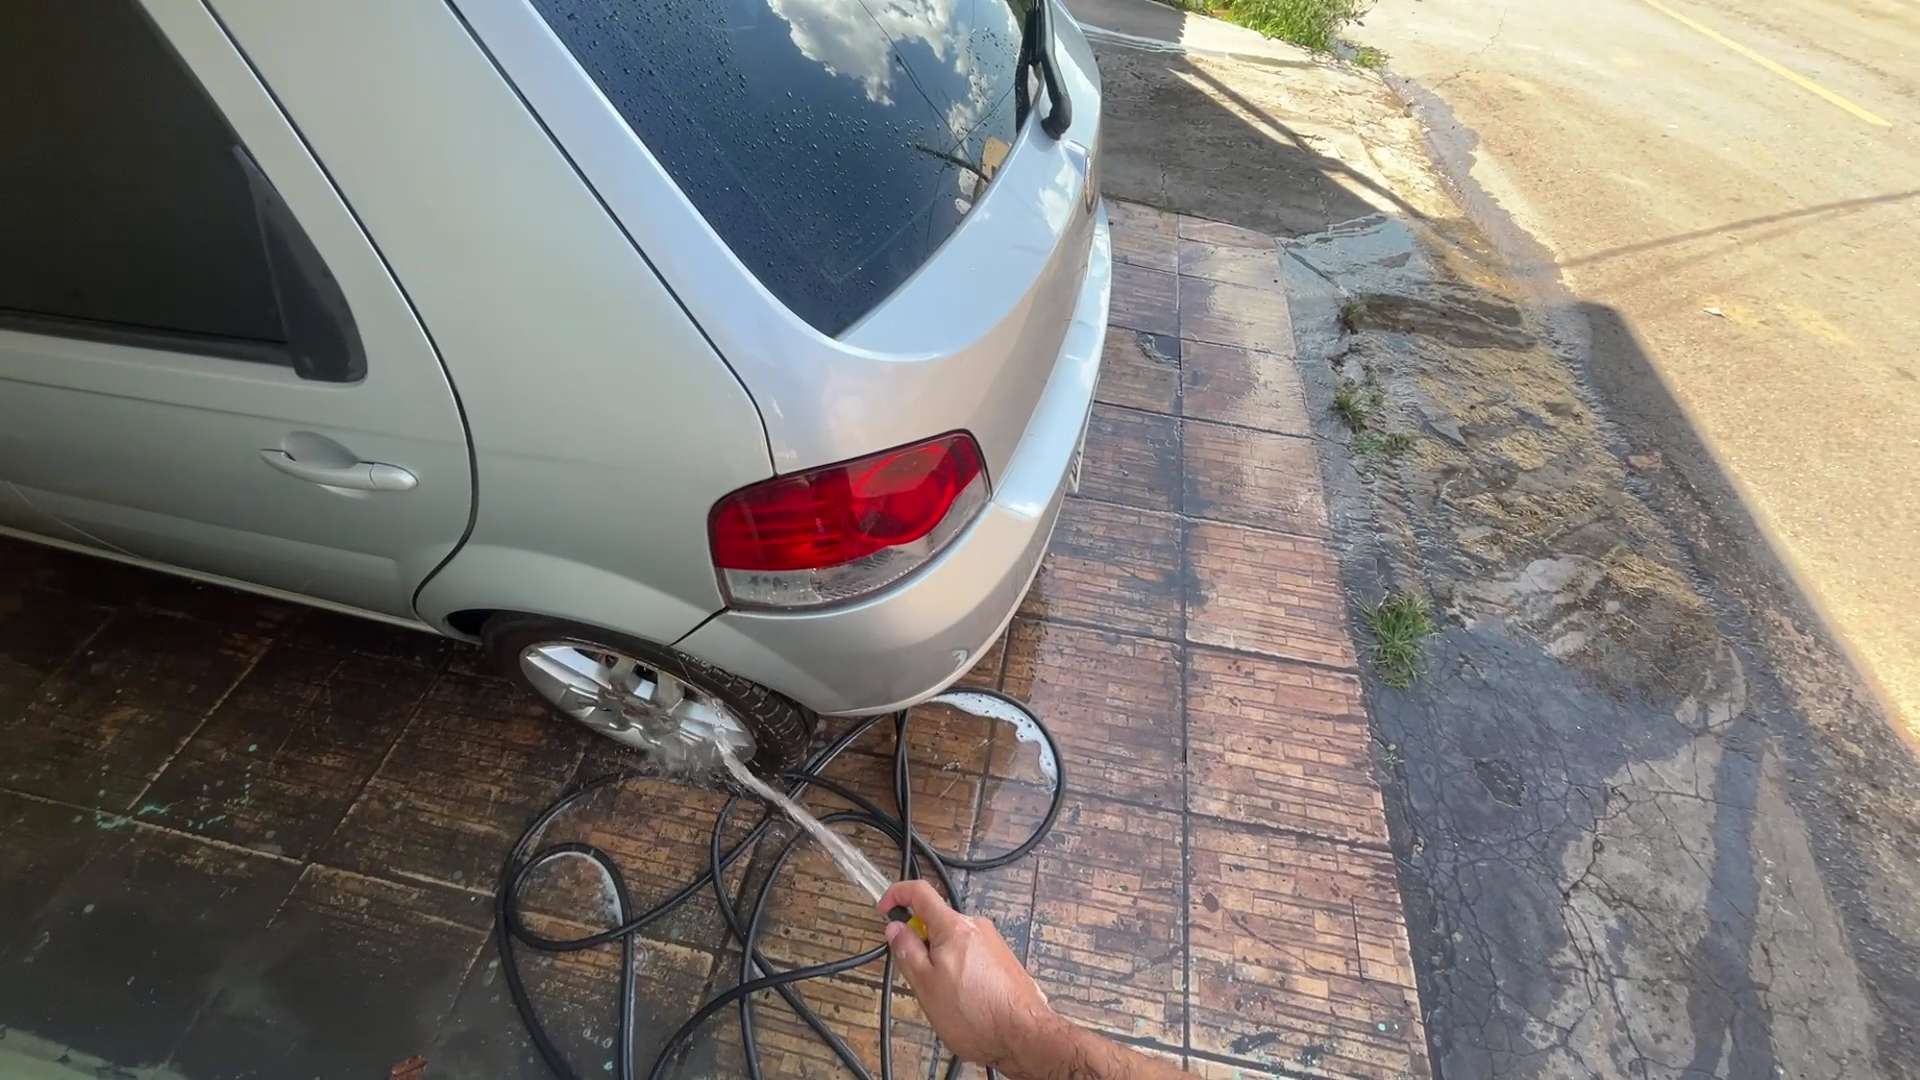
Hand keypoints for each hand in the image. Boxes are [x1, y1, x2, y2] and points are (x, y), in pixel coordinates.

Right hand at [877, 879, 1062, 1070]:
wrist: (1023, 1033)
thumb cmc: (977, 1013)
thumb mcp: (926, 985)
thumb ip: (907, 951)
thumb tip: (895, 928)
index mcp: (953, 925)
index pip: (919, 891)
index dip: (897, 894)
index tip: (885, 907)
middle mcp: (974, 924)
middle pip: (936, 921)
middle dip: (922, 945)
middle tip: (921, 978)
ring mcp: (990, 940)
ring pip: (952, 942)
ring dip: (941, 962)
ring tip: (948, 998)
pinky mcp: (1000, 957)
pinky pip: (969, 954)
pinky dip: (959, 970)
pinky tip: (965, 1000)